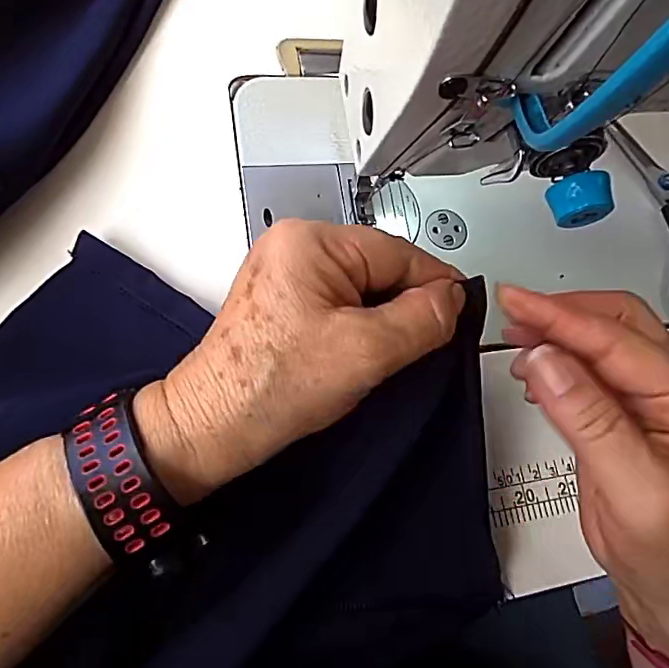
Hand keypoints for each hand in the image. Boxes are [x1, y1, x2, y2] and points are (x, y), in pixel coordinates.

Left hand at [133, 219, 466, 503]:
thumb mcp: (366, 351)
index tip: (455, 320)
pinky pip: (337, 312)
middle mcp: (291, 250)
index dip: (435, 290)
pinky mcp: (281, 308)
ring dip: (374, 330)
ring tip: (356, 364)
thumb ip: (423, 319)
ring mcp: (283, 279)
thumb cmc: (263, 386)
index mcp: (308, 241)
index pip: (402, 252)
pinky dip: (351, 338)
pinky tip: (340, 364)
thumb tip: (451, 299)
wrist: (213, 426)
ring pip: (362, 297)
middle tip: (395, 355)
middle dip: (398, 314)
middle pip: (381, 273)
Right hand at [497, 286, 668, 667]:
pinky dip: (559, 361)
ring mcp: (652, 410)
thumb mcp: (636, 490)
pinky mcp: (625, 424)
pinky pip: (592, 375)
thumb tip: (548, 362)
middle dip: (566, 313)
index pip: (621, 345)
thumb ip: (591, 421)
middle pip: (624, 327)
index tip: (516, 301)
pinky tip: (536, 365)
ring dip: (560, 333)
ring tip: (516, 331)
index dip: (564, 319)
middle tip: (513, 310)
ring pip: (606, 347)